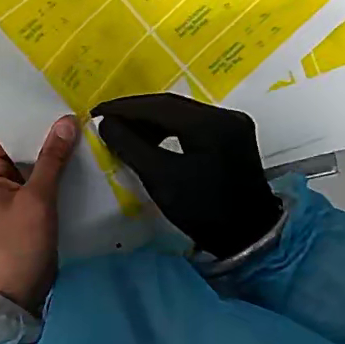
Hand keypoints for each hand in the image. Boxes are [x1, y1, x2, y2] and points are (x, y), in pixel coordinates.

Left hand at [0, 116, 77, 312]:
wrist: (17, 291)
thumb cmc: (20, 244)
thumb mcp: (37, 199)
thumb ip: (52, 159)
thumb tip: (66, 121)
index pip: (5, 132)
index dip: (30, 117)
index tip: (59, 101)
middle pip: (19, 146)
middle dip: (46, 134)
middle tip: (79, 113)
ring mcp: (6, 192)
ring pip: (31, 162)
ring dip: (53, 152)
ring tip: (85, 130)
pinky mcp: (21, 205)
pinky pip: (37, 179)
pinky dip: (55, 171)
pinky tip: (80, 161)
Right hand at [92, 94, 279, 258]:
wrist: (248, 237)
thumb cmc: (203, 210)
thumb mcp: (161, 178)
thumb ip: (130, 146)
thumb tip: (105, 124)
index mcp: (210, 123)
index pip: (158, 105)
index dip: (123, 108)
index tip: (96, 113)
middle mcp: (224, 115)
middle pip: (170, 105)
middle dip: (135, 111)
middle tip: (105, 120)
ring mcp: (231, 125)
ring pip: (180, 113)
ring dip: (150, 120)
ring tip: (123, 130)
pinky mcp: (231, 136)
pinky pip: (191, 123)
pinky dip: (166, 128)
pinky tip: (149, 139)